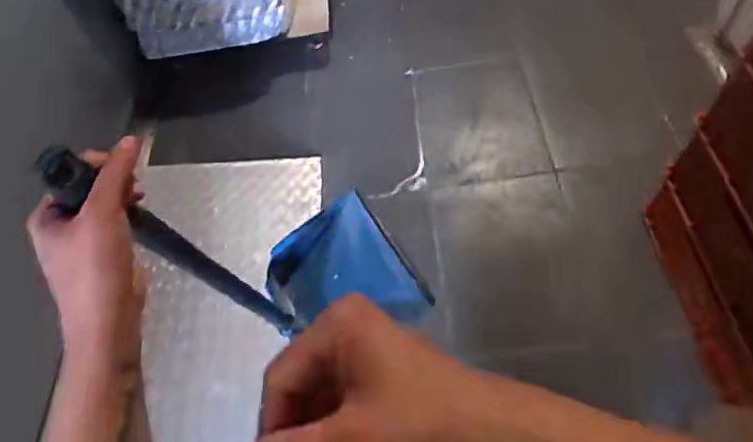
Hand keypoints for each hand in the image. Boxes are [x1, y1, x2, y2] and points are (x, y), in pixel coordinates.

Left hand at [26, 135, 145, 375]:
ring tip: (139, 198)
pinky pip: (115, 216)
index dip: (99, 165)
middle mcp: (59, 226)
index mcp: (46, 217)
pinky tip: (139, 213)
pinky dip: (127, 209)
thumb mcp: (103, 212)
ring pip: (105, 199)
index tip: (121, 170)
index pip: (72, 173)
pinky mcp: (102, 252)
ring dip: (124, 192)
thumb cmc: (95, 267)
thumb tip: (132, 139)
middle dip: (115, 179)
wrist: (108, 324)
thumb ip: (115, 172)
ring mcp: (81, 240)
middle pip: (90, 183)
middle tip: (133, 187)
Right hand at [259, 294, 682, 441]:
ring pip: (317, 393)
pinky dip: (331, 426)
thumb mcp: (350, 437)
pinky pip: (339, 396)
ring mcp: (363, 342)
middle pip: (298, 382)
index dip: (271, 427)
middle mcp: (345, 322)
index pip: (281, 375)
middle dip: (294, 427)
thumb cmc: (415, 420)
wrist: (481, 425)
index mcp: (336, 322)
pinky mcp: (378, 365)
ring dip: (311, 430)